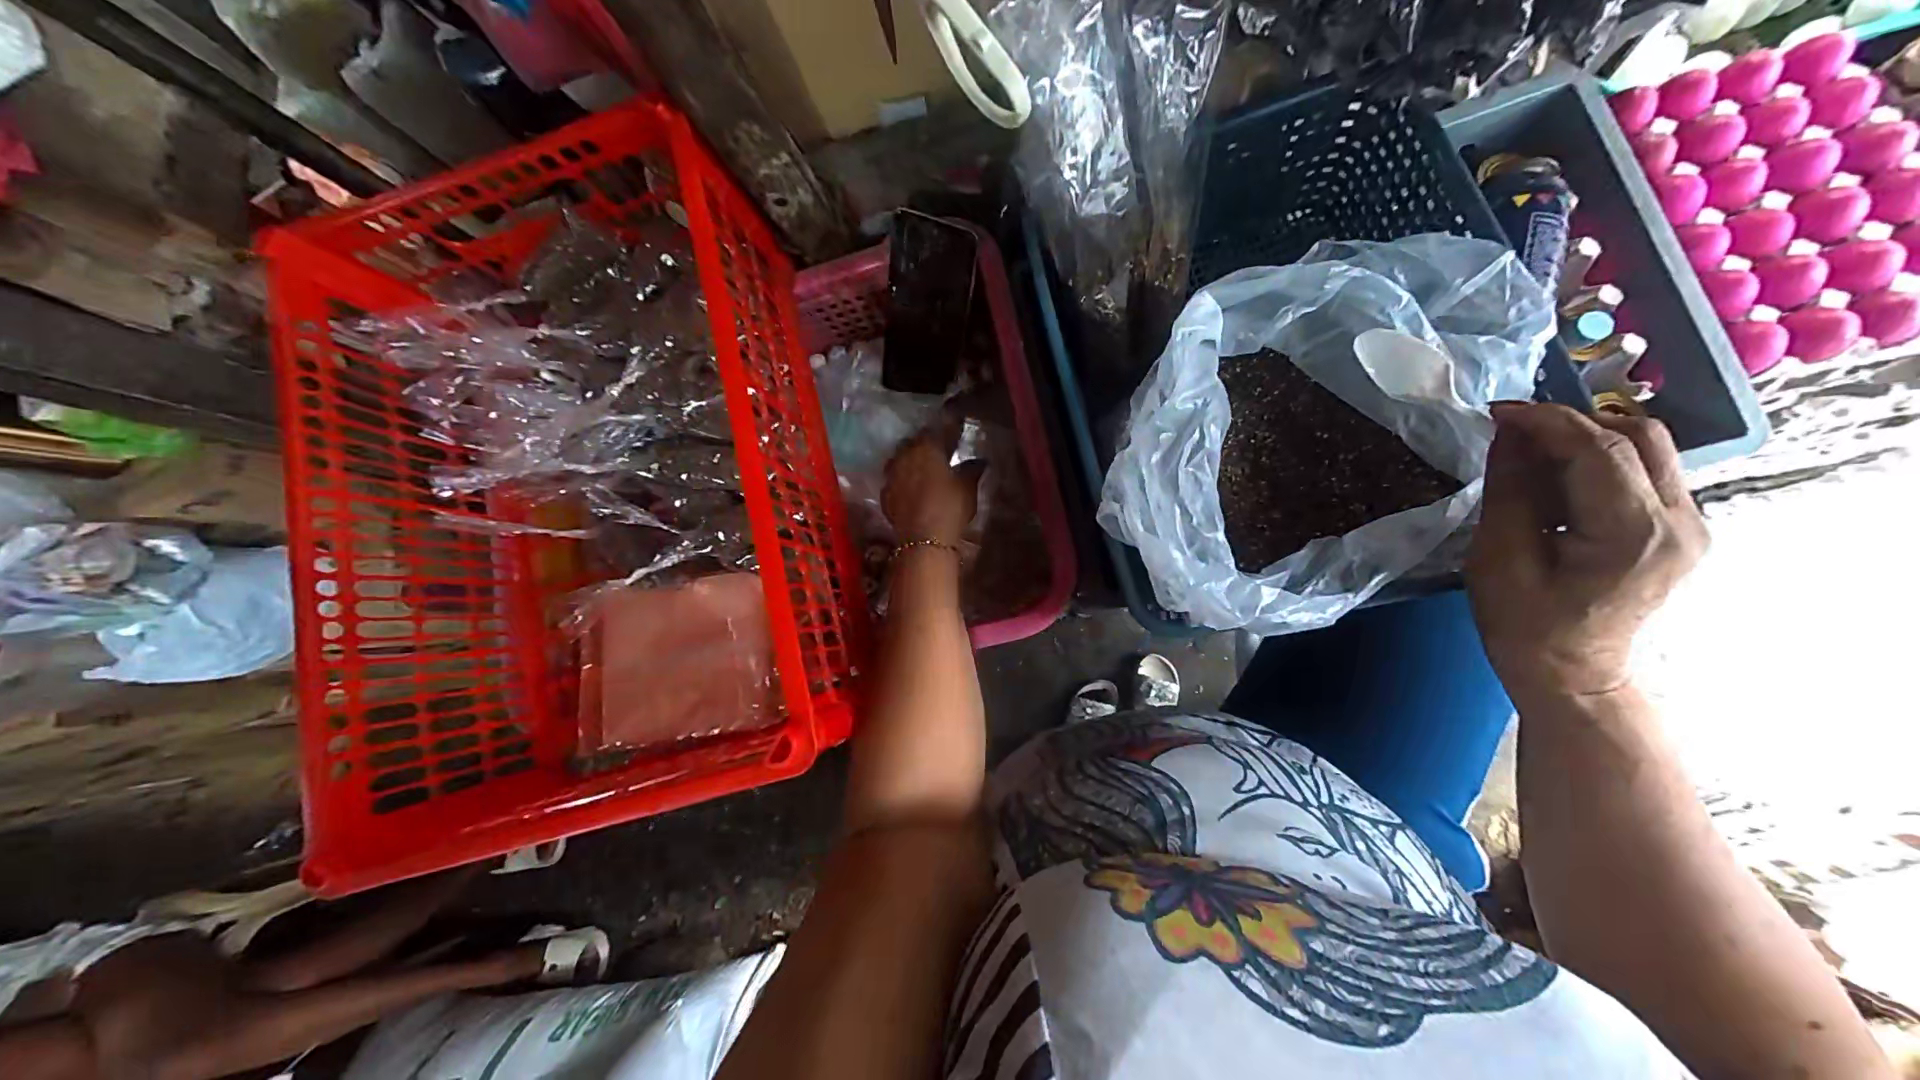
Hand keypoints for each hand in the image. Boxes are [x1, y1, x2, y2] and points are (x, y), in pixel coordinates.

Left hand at [882, 424, 984, 548]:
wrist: (923, 539)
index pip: (938, 430)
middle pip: (914, 442)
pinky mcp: (885, 495)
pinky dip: (902, 481)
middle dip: (925, 444)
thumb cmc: (950, 506)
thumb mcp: (967, 487)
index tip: (956, 432)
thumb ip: (972, 470)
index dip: (948, 431)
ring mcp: (891, 475)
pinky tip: (910, 488)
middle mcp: (905, 456)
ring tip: (922, 468)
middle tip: (938, 451)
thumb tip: (980, 461)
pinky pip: (894, 481)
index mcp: (927, 447)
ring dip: (910, 461)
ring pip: (900, 460)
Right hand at [1466, 403, 1706, 700]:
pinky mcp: (1680, 527)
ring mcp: (1690, 524)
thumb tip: (1509, 433)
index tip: (1496, 412)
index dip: (1545, 420)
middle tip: (1512, 430)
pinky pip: (1644, 471)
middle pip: (1639, 436)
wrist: (1573, 673)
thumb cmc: (1524, 625)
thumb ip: (1510, 490)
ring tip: (1530, 452)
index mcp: (1633, 533)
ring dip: (1585, 438)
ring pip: (1647, 448)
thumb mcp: (1498, 558)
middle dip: (1570, 421)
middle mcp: (1680, 521)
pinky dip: (1597, 460)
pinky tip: (1556, 477)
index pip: (1599, 448)